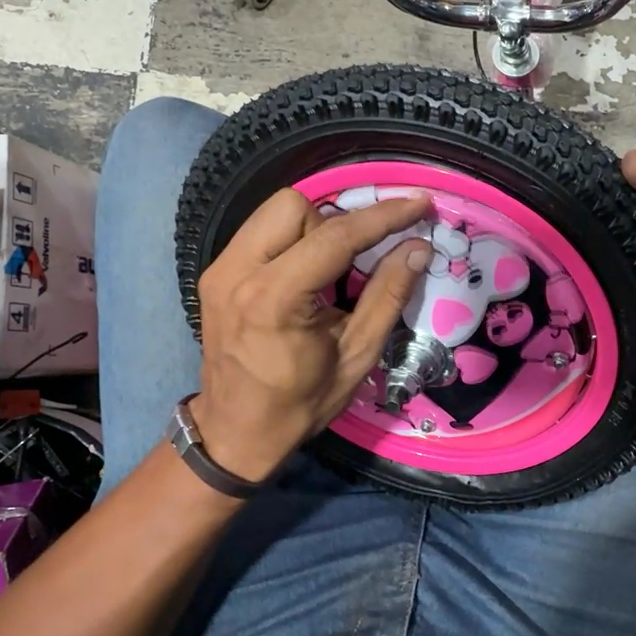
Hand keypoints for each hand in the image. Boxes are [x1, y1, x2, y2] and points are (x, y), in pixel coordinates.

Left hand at [187, 188, 432, 479]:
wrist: (236, 431)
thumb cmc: (302, 403)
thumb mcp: (357, 355)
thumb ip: (388, 295)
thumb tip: (418, 247)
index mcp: (274, 300)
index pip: (335, 237)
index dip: (383, 217)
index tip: (419, 203)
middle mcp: (237, 273)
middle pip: (293, 205)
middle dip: (335, 223)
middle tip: (354, 262)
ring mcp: (219, 269)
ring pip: (274, 211)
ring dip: (313, 228)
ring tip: (330, 271)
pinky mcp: (215, 272)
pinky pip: (261, 231)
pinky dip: (292, 240)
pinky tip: (307, 274)